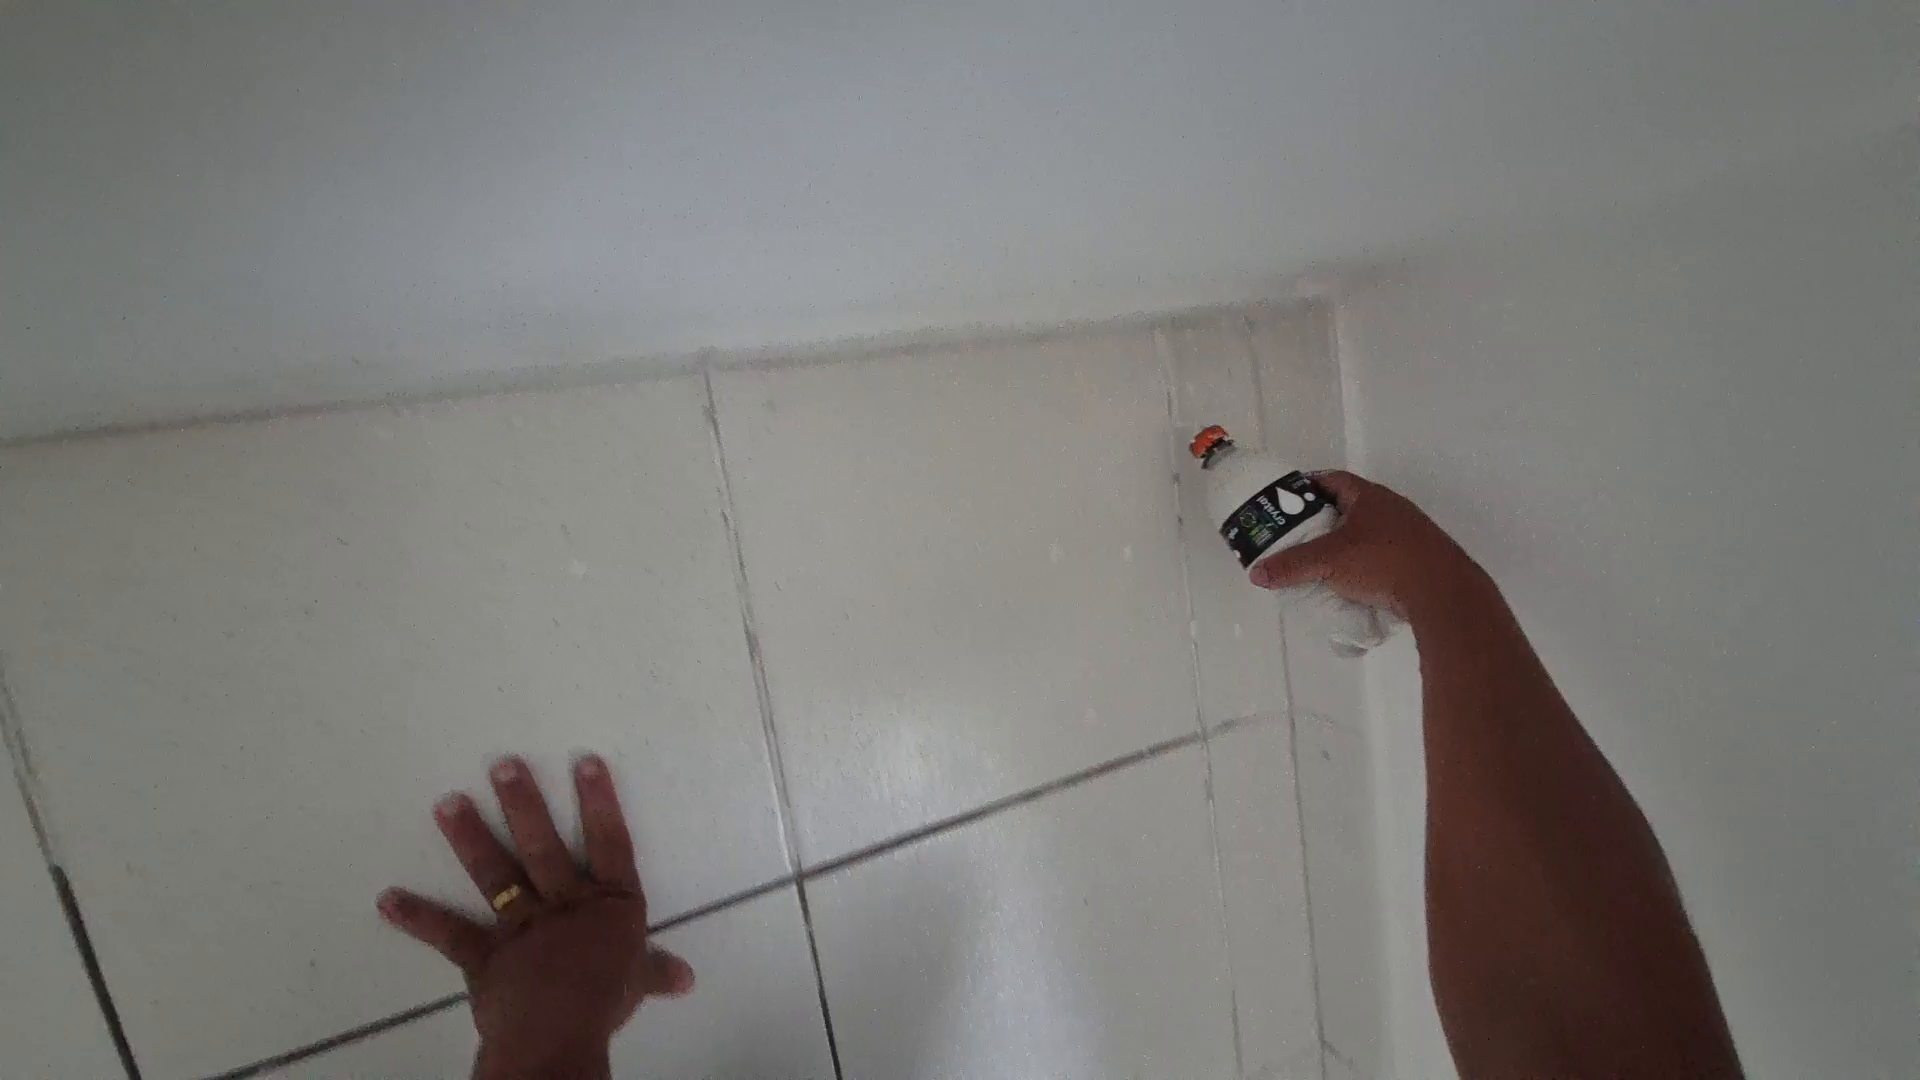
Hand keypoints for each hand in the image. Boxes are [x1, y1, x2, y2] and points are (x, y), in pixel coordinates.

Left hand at [377, 755, 693, 1078]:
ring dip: (471, 837)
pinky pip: (449, 934)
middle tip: (503, 765)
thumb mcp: (639, 981)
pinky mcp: (484, 954)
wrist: (556, 1037)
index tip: (586, 763)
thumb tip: (688, 979)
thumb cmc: (606, 1000)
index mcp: (609, 901)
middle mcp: (565, 900)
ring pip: (496, 873)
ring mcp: (522, 924)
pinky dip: (418, 917)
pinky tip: (387, 898)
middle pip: (544, 843)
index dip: (600, 800)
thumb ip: (658, 970)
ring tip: (448, 803)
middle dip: (524, 802)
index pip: (609, 840)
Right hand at [1248, 470, 1484, 619]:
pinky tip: (1348, 579)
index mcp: (1370, 497)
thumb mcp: (1328, 561)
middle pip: (1347, 506)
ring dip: (1341, 542)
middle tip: (1294, 534)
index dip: (1306, 487)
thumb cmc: (1383, 562)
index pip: (1332, 480)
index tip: (1285, 502)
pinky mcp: (1416, 557)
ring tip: (1317, 559)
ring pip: (1364, 531)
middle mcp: (1391, 508)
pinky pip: (1379, 553)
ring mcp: (1408, 532)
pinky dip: (1360, 561)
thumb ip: (1291, 565)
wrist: (1442, 593)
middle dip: (1320, 519)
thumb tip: (1257, 574)